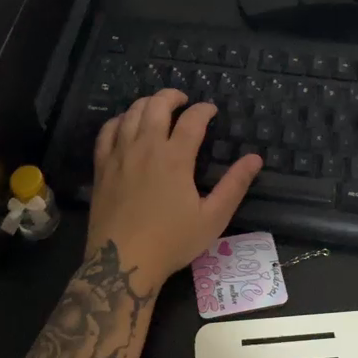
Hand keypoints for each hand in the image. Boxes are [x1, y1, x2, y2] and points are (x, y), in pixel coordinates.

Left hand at [87, 89, 261, 284]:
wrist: (123, 262)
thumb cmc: (171, 241)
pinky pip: (107, 131)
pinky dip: (119, 120)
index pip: (192, 119)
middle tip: (183, 100)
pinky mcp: (102, 167)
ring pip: (131, 113)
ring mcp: (120, 155)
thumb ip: (234, 185)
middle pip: (157, 105)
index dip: (204, 109)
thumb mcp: (212, 218)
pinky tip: (126, 123)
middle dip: (173, 96)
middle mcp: (146, 147)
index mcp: (175, 158)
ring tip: (158, 107)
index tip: (212, 110)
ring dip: (147, 103)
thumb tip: (255, 159)